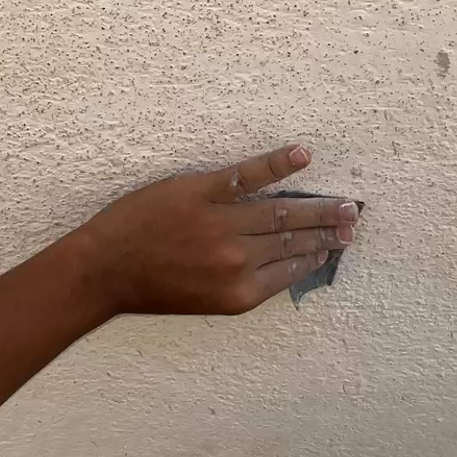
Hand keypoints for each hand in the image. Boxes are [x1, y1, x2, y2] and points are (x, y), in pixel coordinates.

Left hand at [71, 145, 360, 315]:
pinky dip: (278, 164)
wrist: (103, 269)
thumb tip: (274, 266)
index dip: (317, 255)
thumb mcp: (204, 300)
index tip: (335, 246)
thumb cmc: (149, 287)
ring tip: (342, 202)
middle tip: (353, 221)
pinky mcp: (202, 192)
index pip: (292, 267)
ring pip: (282, 210)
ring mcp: (222, 223)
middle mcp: (239, 258)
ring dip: (316, 205)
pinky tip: (301, 156)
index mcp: (241, 290)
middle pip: (294, 237)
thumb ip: (243, 284)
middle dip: (328, 230)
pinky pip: (248, 175)